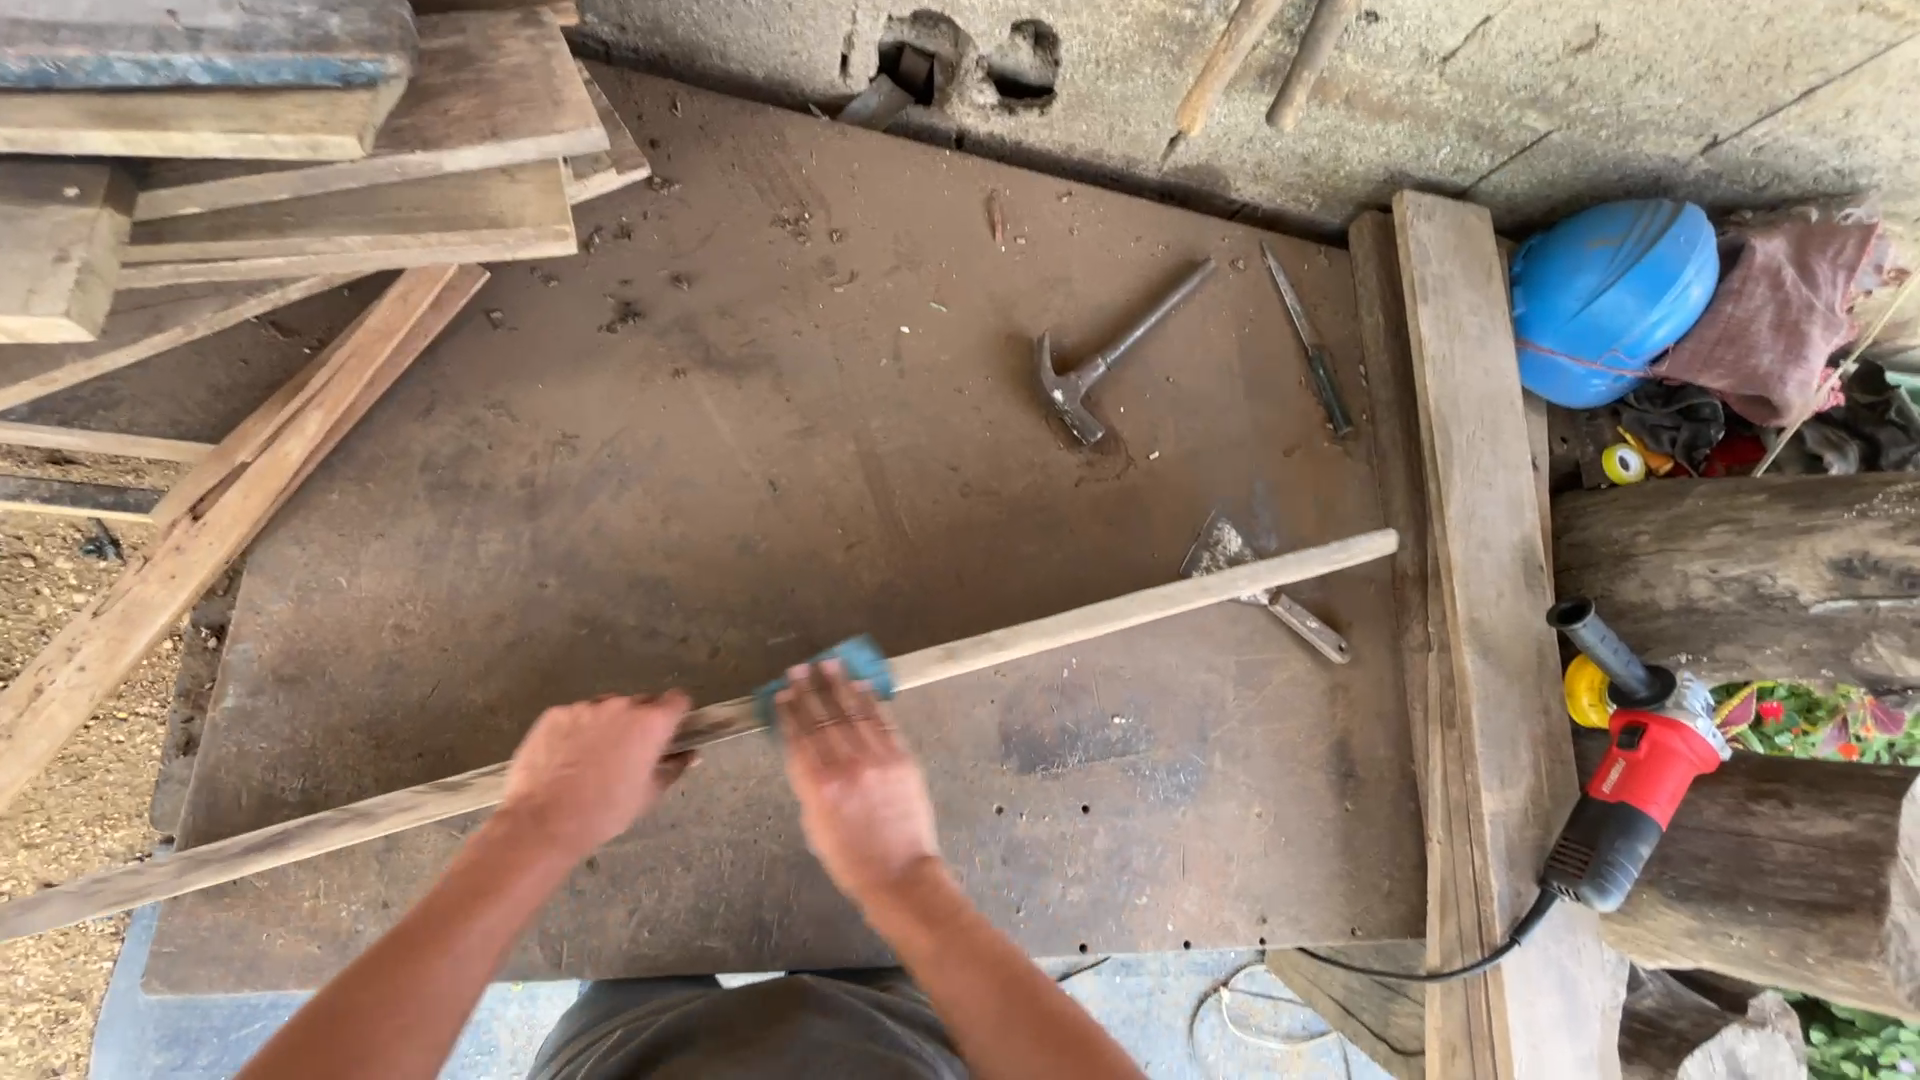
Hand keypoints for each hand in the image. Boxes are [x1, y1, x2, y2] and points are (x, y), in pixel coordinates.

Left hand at [497, 692, 695, 858]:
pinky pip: (576, 715)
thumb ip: (674, 768)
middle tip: (628, 752)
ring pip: (606, 708)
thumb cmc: (605, 811)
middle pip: (641, 703)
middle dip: (640, 722)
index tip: (669, 732)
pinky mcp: (555, 714)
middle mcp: (621, 705)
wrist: (542, 823)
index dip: (676, 714)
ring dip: (608, 724)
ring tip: (592, 757)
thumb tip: (690, 755)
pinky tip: (566, 757)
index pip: (678, 699)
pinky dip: (577, 730)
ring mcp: (585, 707)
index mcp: (651, 722)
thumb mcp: (649, 795)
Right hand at [776, 662, 942, 906]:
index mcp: (818, 787)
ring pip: (854, 712)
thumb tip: (809, 756)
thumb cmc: (850, 860)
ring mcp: (877, 759)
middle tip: (801, 667)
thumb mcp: (814, 826)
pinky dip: (871, 702)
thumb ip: (810, 786)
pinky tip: (862, 686)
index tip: (783, 692)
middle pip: (823, 718)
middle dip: (810, 689)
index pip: (799, 738)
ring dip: (840, 685)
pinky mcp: (902, 759)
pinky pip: (883, 722)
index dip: (790, 712)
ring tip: (830, 663)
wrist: (900, 874)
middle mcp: (846, 766)